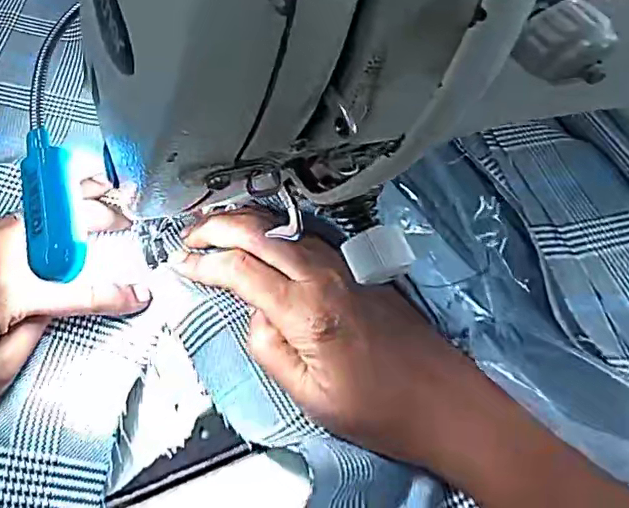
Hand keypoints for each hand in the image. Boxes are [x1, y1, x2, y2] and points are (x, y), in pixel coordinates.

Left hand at [0, 132, 150, 446]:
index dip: (111, 294)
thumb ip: (32, 330)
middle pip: (51, 234)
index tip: (143, 292)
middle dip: (92, 223)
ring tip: (88, 188)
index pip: (73, 290)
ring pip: (18, 216)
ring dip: (55, 205)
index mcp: (6, 289)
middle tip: (124, 219)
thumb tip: (50, 303)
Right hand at [170, 210, 484, 468]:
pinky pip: (295, 233)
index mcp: (306, 310)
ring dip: (236, 221)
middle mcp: (319, 275)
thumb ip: (267, 347)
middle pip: (251, 230)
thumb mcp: (311, 396)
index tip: (181, 265)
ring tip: (211, 230)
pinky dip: (264, 226)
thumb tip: (255, 314)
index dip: (202, 263)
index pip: (238, 269)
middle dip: (211, 227)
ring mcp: (336, 262)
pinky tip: (253, 235)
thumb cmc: (383, 408)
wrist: (446, 401)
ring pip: (274, 224)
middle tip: (187, 237)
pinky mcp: (348, 262)